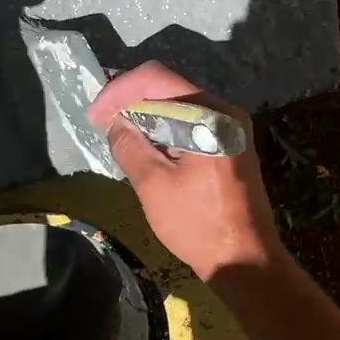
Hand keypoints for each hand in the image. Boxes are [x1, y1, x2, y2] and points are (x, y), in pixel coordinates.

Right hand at [85, 62, 285, 281]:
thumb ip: (130, 147)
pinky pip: (192, 126)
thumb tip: (115, 124)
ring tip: (119, 137)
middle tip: (102, 123)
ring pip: (179, 108)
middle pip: (169, 88)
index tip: (94, 115)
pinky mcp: (231, 148)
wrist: (245, 261)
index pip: (155, 78)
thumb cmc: (199, 225)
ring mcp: (232, 130)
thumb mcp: (153, 186)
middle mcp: (225, 113)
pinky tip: (147, 150)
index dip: (118, 90)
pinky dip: (166, 131)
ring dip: (147, 118)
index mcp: (209, 115)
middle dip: (131, 102)